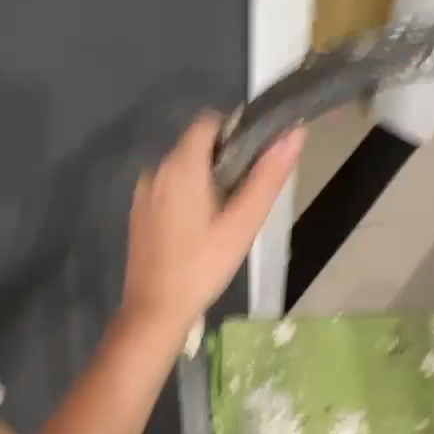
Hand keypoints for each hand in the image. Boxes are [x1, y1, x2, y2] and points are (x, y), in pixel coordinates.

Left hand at [119, 113, 302, 341]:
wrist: (155, 311)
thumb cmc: (203, 267)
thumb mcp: (243, 224)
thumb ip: (268, 177)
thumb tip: (294, 133)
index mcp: (181, 166)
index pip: (209, 122)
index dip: (235, 132)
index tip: (255, 160)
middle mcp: (156, 171)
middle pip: (195, 147)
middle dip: (222, 162)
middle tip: (244, 200)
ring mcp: (143, 193)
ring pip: (182, 170)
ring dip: (205, 182)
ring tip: (224, 220)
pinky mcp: (138, 214)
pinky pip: (168, 191)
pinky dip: (186, 199)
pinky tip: (199, 233)